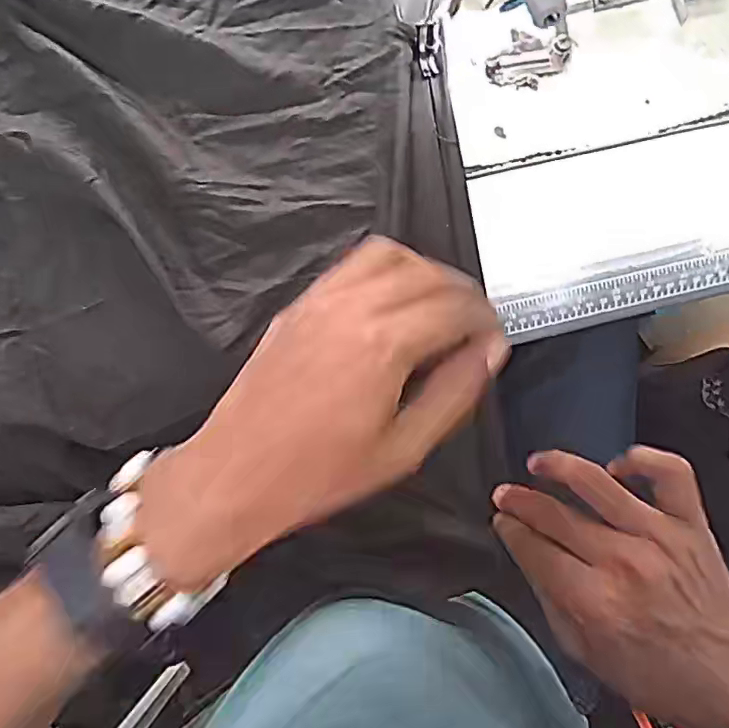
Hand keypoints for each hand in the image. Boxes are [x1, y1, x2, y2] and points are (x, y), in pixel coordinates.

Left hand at [136, 237, 508, 589]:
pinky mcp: (298, 306)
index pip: (455, 306)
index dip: (485, 319)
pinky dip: (384, 269)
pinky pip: (351, 264)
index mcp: (381, 345)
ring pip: (390, 255)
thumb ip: (453, 393)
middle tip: (474, 323)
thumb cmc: (310, 473)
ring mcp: (319, 303)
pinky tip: (390, 299)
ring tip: (438, 305)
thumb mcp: (402, 449)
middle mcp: (350, 310)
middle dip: (464, 293)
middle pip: (429, 273)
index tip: (492, 338)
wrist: (237, 472)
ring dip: (426, 272)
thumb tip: (485, 356)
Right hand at [493, 447, 728, 727]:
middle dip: (520, 500)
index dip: (509, 529)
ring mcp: (660, 538)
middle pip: (554, 514)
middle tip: (507, 495)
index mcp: (594, 602)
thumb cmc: (654, 674)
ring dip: (558, 466)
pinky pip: (670, 474)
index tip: (502, 521)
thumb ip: (548, 597)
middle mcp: (624, 563)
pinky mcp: (691, 526)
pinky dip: (643, 460)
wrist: (725, 685)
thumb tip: (524, 552)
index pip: (533, 546)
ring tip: (540, 464)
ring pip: (597, 483)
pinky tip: (617, 466)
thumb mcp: (582, 651)